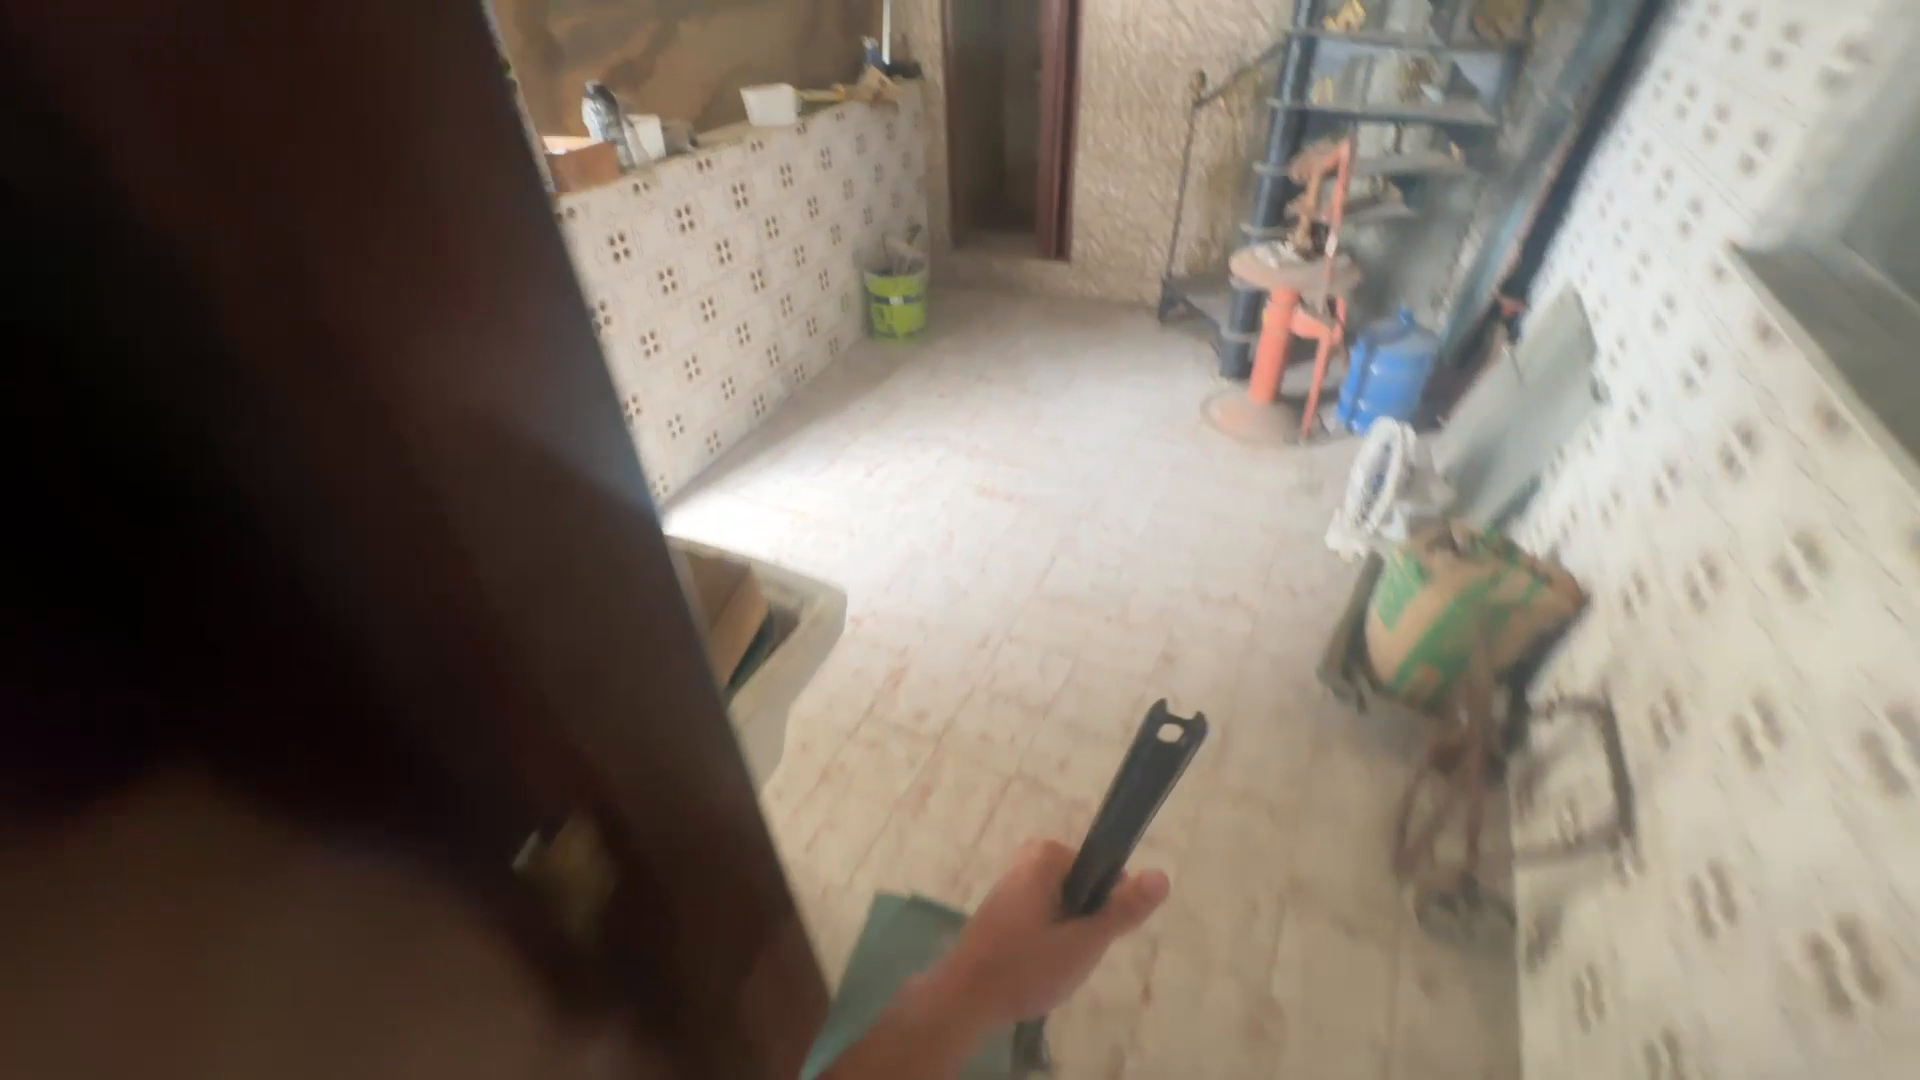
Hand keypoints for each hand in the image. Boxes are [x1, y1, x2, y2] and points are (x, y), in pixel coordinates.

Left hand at [927, 838, 1170, 1028]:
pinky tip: (1036, 966)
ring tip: (1051, 964)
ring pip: (1064, 907)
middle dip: (1084, 925)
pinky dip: (1046, 940)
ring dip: (1066, 936)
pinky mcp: (1003, 907)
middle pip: (1083, 890)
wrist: (966, 996)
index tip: (1092, 938)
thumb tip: (1163, 875)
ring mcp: (1013, 882)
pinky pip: (1043, 917)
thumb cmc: (1026, 965)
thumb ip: (1123, 910)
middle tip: (1070, 955)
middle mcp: (1028, 858)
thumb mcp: (1084, 941)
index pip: (1104, 873)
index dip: (1105, 910)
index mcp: (1047, 855)